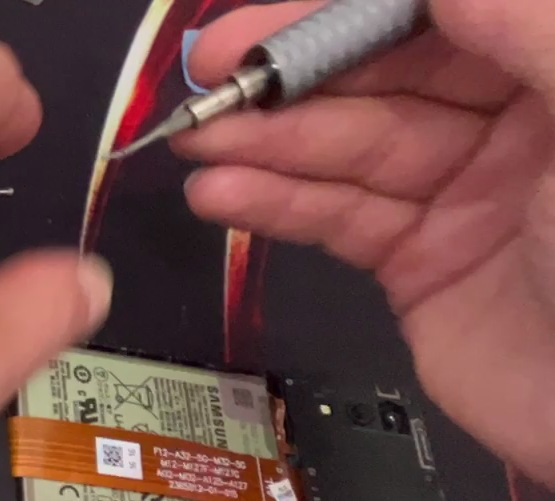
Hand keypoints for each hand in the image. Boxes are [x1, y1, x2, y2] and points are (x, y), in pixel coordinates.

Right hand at [178, 1, 554, 484]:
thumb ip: (531, 27)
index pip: (456, 13)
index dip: (355, 10)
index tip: (267, 24)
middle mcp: (535, 113)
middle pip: (393, 77)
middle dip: (295, 77)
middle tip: (207, 81)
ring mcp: (473, 190)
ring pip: (349, 152)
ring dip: (265, 147)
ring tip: (195, 142)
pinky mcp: (419, 259)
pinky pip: (336, 220)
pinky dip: (273, 207)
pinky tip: (220, 195)